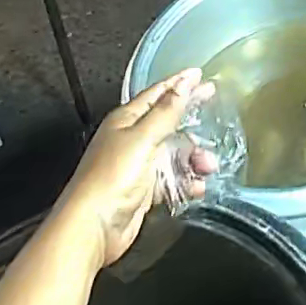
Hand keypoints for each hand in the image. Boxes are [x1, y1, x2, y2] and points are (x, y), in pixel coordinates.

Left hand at [49, 69, 218, 269]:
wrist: (91, 231)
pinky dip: (186, 181)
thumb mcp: (143, 138)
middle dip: (192, 126)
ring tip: (208, 167)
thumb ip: (167, 111)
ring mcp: (137, 165)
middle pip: (169, 124)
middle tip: (215, 118)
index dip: (179, 83)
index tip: (200, 73)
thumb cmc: (111, 178)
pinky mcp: (143, 190)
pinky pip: (172, 178)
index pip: (157, 93)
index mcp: (126, 120)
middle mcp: (131, 139)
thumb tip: (185, 82)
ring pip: (174, 153)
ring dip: (194, 158)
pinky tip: (197, 187)